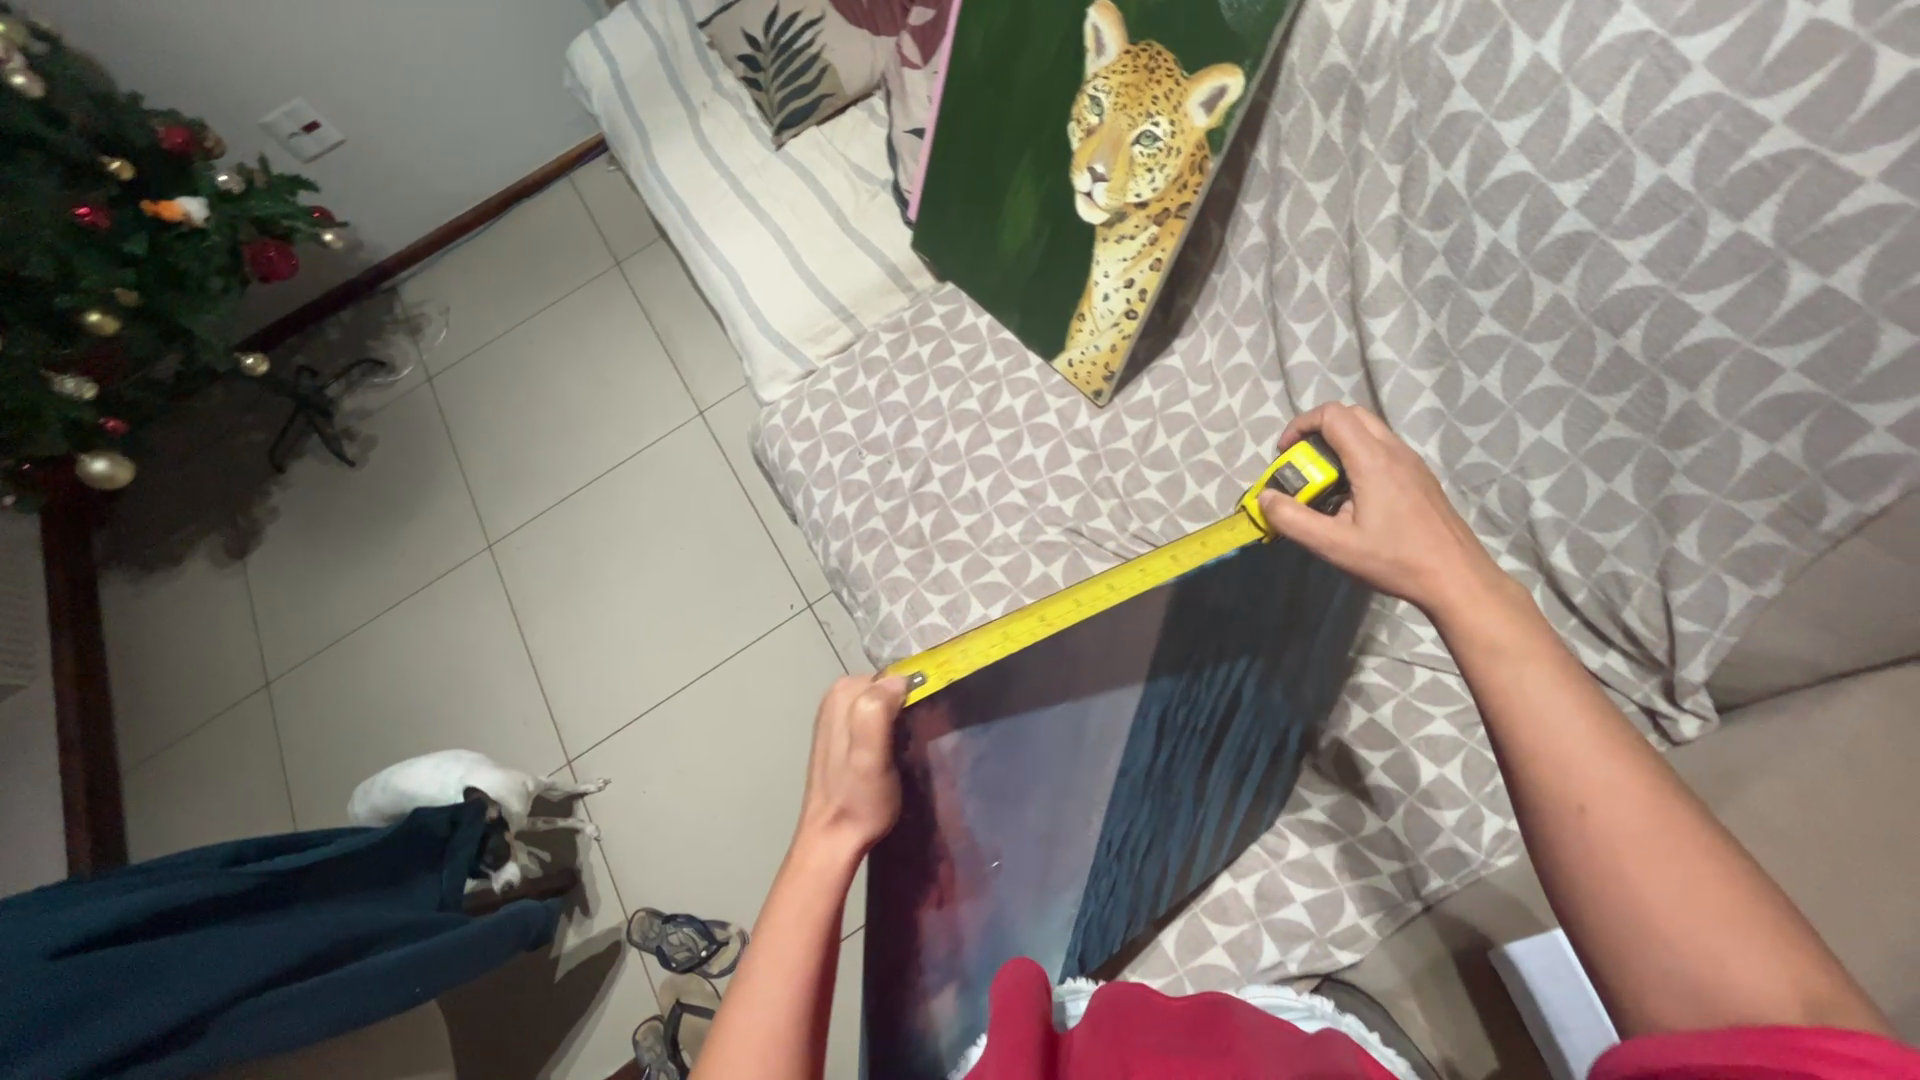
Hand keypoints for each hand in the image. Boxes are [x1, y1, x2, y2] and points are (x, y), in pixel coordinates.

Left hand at [795, 675, 910, 860]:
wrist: (833, 839)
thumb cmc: (858, 800)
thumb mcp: (871, 756)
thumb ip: (876, 712)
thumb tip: (898, 681)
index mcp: (843, 693)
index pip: (894, 677)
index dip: (914, 699)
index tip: (922, 728)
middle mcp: (837, 697)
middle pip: (889, 689)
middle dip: (907, 710)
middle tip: (916, 742)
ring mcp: (838, 716)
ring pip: (885, 705)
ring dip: (900, 724)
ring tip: (906, 752)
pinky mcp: (844, 735)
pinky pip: (878, 720)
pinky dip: (891, 733)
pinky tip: (893, 756)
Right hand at [1256, 403, 1506, 616]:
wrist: (1456, 577)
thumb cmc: (1394, 560)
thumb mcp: (1333, 545)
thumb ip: (1292, 519)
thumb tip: (1265, 498)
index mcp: (1373, 460)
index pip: (1332, 415)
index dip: (1300, 425)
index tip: (1285, 454)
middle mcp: (1394, 451)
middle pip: (1351, 415)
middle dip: (1318, 431)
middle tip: (1301, 464)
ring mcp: (1412, 462)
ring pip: (1369, 431)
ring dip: (1338, 445)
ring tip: (1323, 483)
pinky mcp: (1420, 477)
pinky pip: (1382, 450)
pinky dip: (1357, 458)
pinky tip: (1352, 498)